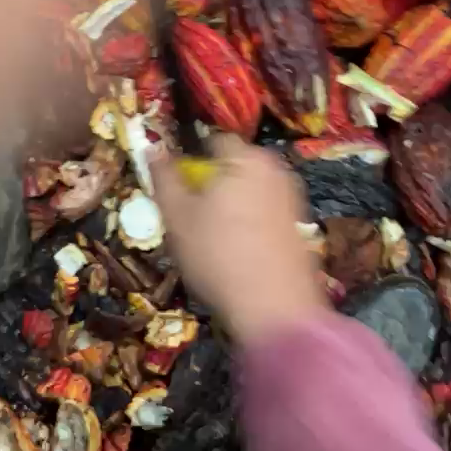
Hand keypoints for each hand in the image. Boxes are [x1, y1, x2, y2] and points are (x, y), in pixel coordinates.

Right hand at [152, 136, 329, 341]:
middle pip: (231, 166)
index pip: (211, 141)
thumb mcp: (177, 216)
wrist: (275, 310)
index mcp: (245, 157)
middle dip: (210, 184)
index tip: (177, 190)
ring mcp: (291, 197)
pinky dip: (248, 223)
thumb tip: (152, 147)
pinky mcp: (299, 225)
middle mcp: (274, 169)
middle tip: (190, 218)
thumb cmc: (219, 256)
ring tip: (211, 239)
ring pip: (247, 191)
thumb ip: (163, 176)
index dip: (190, 162)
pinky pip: (263, 212)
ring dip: (228, 205)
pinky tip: (236, 252)